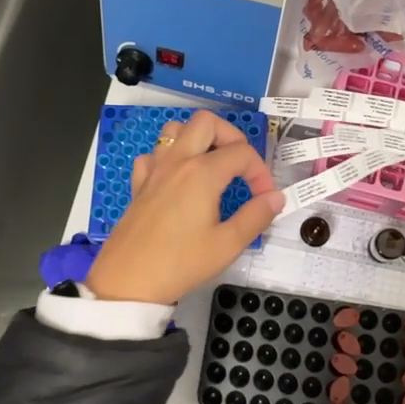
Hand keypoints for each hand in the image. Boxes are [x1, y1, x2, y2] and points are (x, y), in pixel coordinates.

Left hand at [86, 110, 283, 305]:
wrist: (128, 281)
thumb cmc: (180, 263)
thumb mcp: (227, 245)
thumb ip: (256, 216)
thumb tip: (276, 198)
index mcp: (203, 173)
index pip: (242, 153)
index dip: (260, 172)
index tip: (265, 198)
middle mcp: (178, 162)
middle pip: (207, 122)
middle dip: (231, 136)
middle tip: (241, 165)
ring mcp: (155, 170)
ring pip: (175, 130)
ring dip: (198, 139)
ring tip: (212, 164)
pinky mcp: (139, 184)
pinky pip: (153, 154)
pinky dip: (169, 158)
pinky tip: (178, 180)